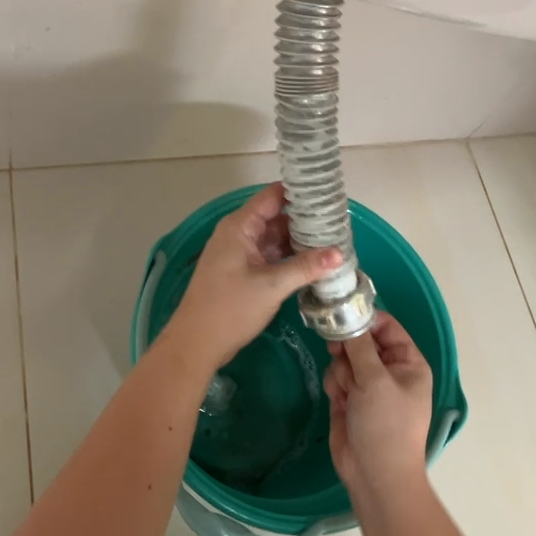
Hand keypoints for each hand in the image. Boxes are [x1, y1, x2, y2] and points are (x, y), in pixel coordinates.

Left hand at [158, 183, 343, 373]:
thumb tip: (339, 253)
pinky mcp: (243, 271)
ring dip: (300, 239)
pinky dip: (289, 256)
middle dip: (305, 218)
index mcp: (240, 227)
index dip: (299, 192)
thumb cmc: (229, 309)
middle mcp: (239, 233)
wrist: (197, 343)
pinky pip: (270, 254)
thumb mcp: (271, 286)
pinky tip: (314, 261)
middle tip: (339, 220)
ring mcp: (240, 253)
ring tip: (334, 238)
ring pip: (274, 237)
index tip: (327, 193)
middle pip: (276, 216)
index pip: (273, 196)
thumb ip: (305, 267)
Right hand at [324, 313, 433, 499]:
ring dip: (341, 372)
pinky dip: (335, 387)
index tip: (342, 317)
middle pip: (361, 340)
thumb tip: (349, 318)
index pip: (387, 327)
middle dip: (348, 349)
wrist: (375, 475)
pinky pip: (336, 378)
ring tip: (347, 393)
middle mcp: (389, 370)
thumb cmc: (386, 425)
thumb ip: (360, 346)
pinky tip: (340, 402)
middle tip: (337, 352)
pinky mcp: (350, 400)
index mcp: (408, 362)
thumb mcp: (375, 381)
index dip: (365, 320)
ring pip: (344, 359)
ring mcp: (368, 386)